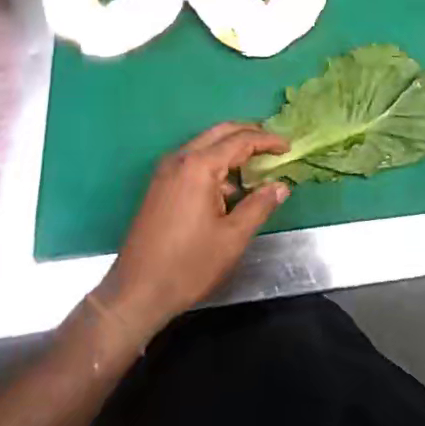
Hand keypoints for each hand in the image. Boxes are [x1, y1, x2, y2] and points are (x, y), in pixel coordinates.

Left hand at [95, 122, 291, 339]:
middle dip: (249, 134)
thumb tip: (280, 186)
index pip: (240, 140)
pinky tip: (228, 188)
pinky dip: (215, 163)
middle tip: (273, 146)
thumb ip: (259, 206)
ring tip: (256, 166)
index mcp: (199, 166)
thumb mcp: (232, 237)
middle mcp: (180, 159)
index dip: (267, 141)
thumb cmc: (188, 265)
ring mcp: (166, 171)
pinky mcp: (159, 185)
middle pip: (221, 132)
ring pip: (205, 145)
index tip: (288, 147)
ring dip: (231, 148)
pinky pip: (193, 161)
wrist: (136, 293)